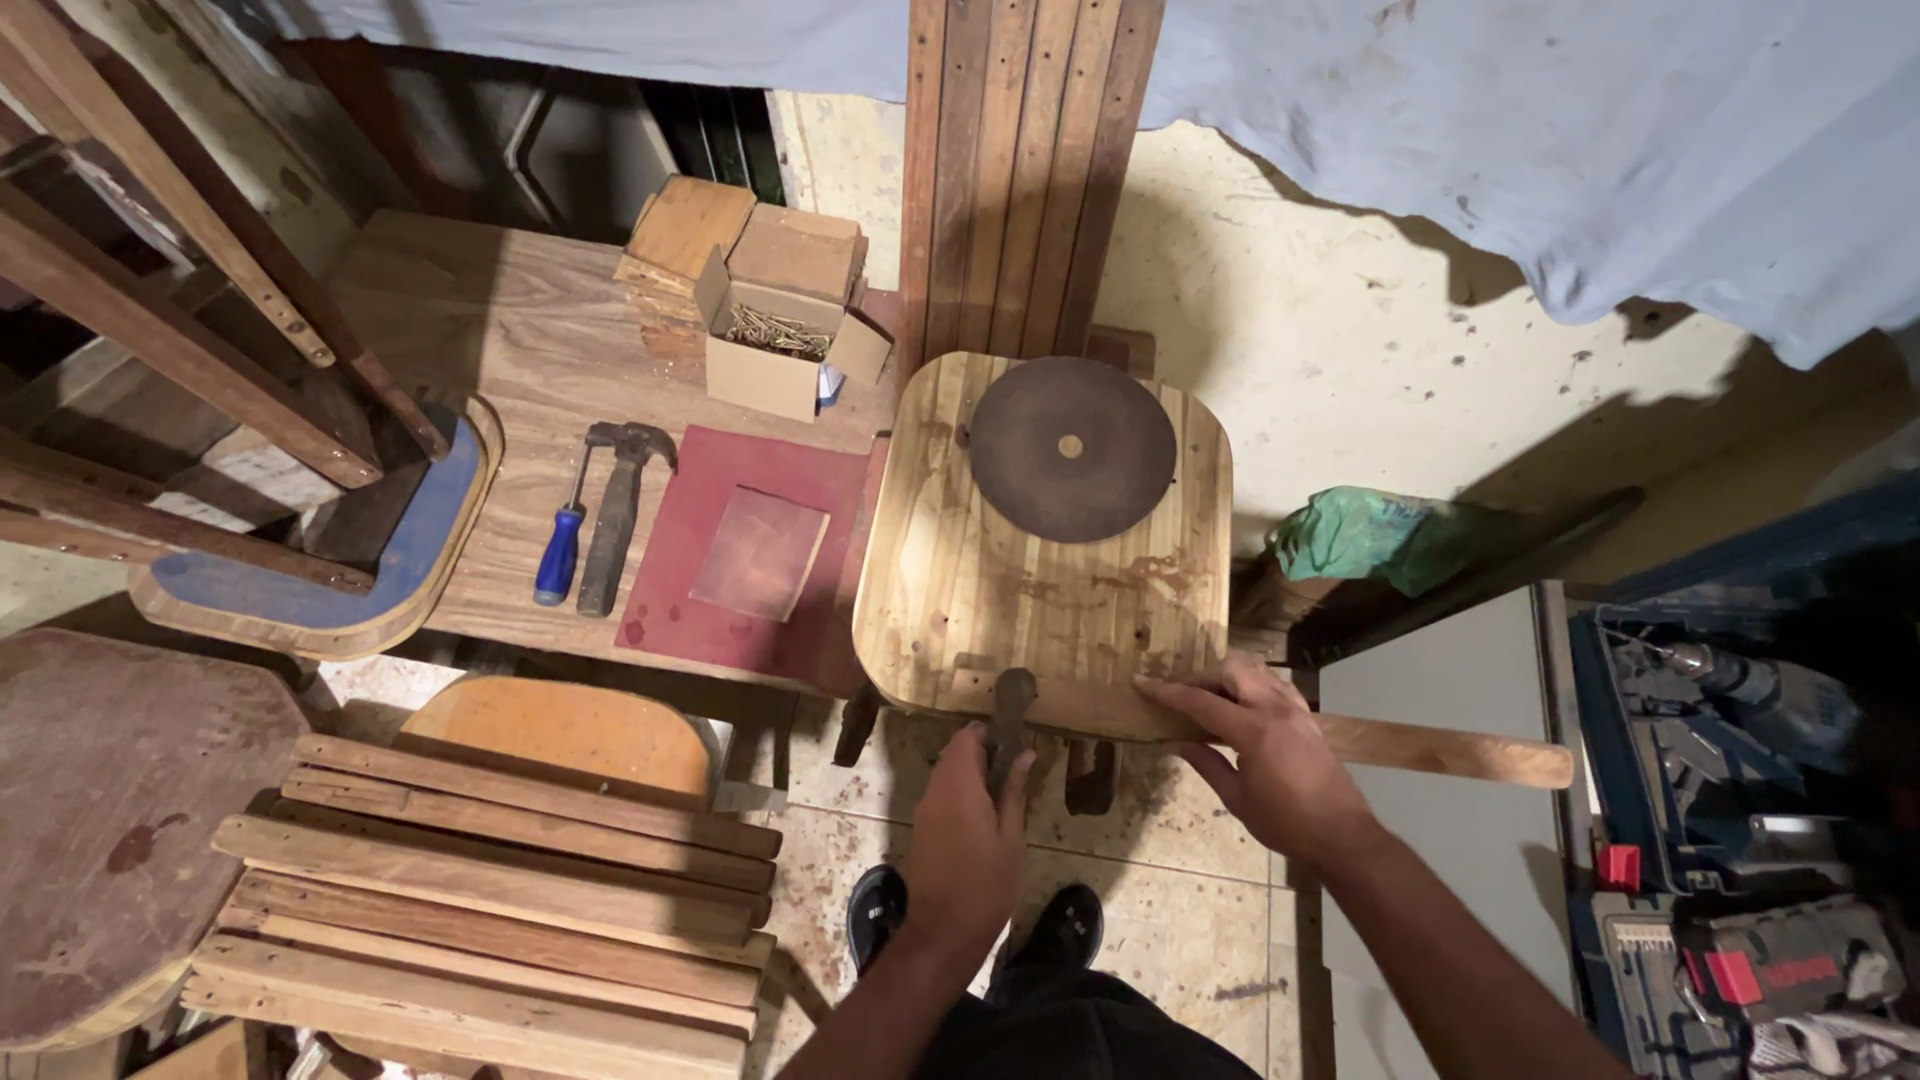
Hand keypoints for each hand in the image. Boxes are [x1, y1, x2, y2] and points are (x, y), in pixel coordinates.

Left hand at [902, 723, 1034, 974]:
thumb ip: (1014, 791)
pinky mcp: (922, 828)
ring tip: (1003, 793)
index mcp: (959, 787)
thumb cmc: (987, 885)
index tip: (1013, 744)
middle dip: (981, 753)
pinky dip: (960, 792)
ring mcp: (925, 810)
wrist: (943, 931)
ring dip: (971, 773)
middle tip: (1014, 770)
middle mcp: (935, 791)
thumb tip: (1025, 754)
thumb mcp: (1011, 837)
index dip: (988, 734)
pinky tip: (984, 814)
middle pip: (954, 754)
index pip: (965, 739)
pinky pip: (940, 795)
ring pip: (945, 774)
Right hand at [1137, 652, 1385, 873]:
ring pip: (1257, 670)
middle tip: (1185, 697)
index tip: (1142, 683)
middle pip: (1232, 668)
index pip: (1200, 701)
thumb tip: (1176, 743)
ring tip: (1213, 699)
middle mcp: (1275, 710)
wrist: (1342, 835)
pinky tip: (1245, 705)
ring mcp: (1295, 710)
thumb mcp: (1237, 799)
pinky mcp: (1308, 717)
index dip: (1167, 692)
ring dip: (1230, 676)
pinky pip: (1276, 684)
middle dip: (1202, 676)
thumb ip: (1206, 764)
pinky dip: (1254, 684)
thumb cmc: (1285, 823)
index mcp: (1253, 731)